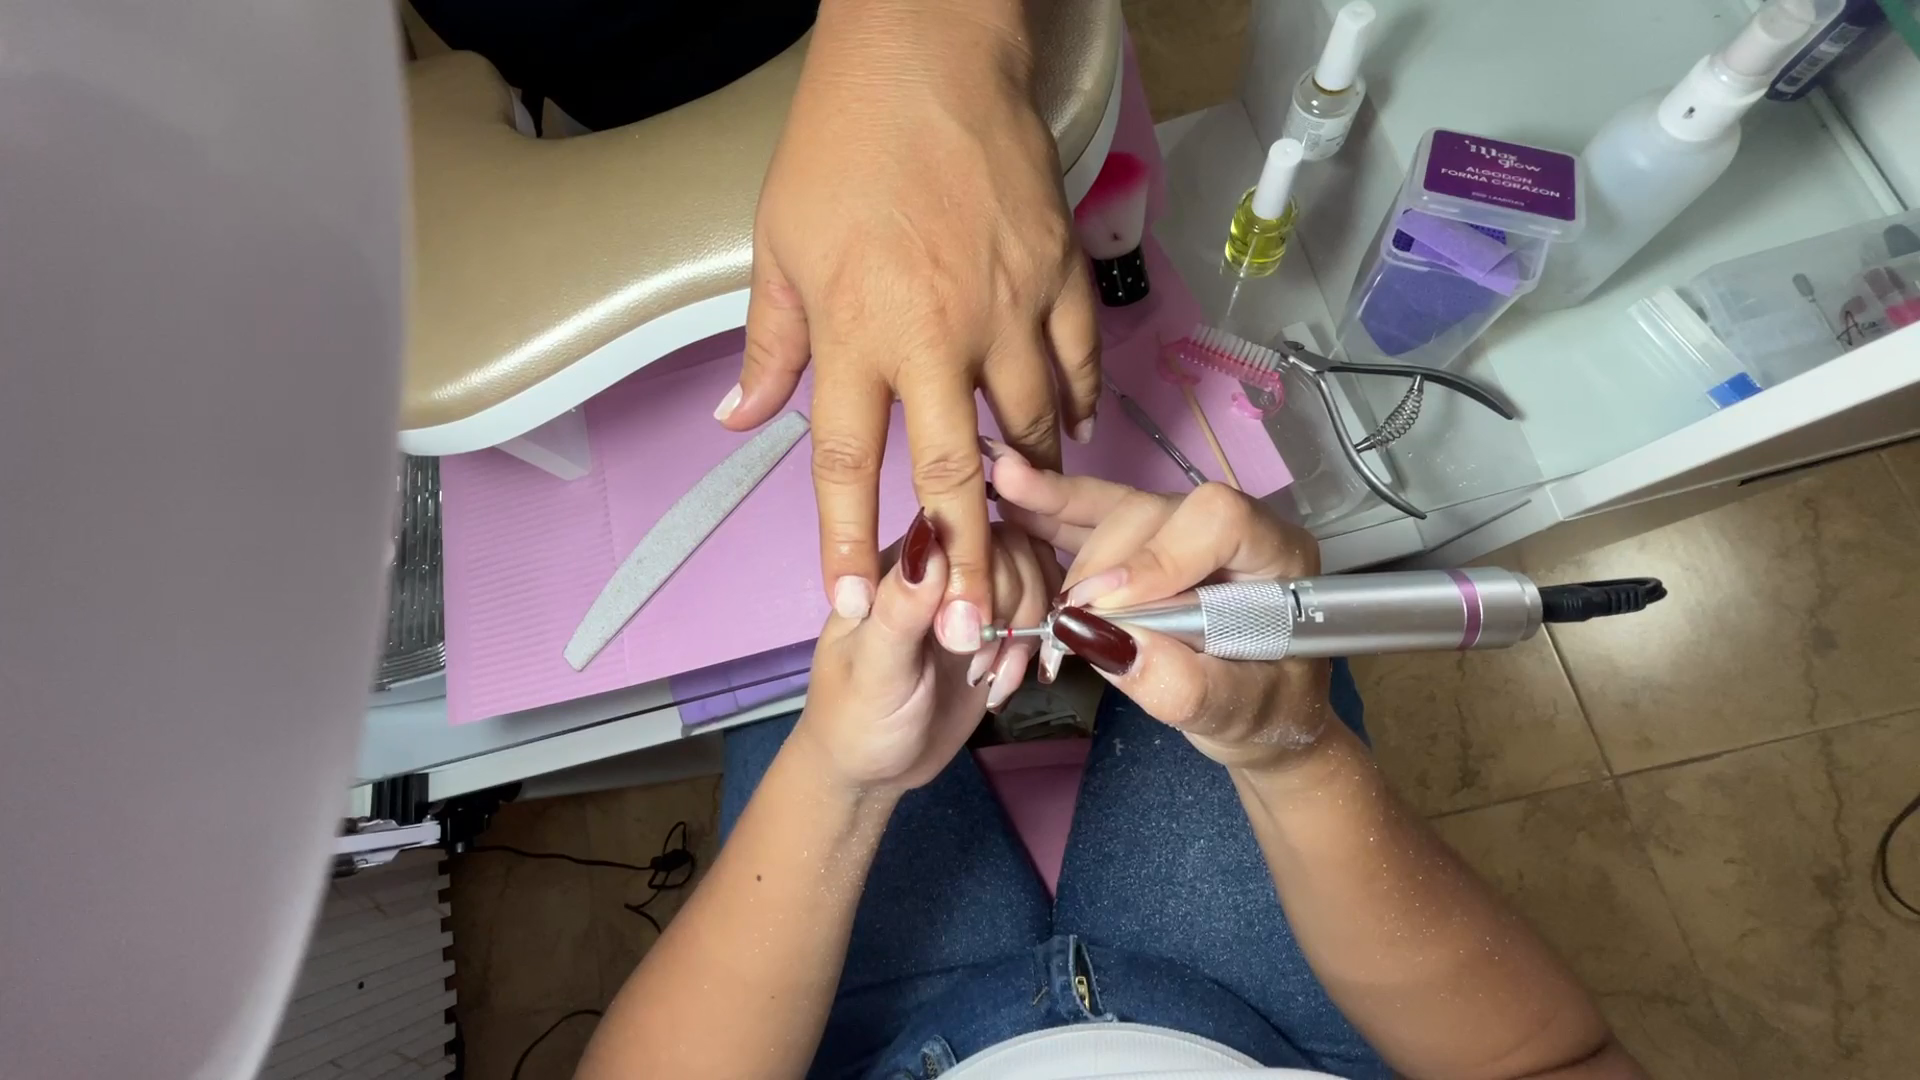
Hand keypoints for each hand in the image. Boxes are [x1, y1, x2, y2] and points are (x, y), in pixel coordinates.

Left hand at [716, 0, 1101, 653]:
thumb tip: (741, 419)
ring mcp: (1010, 309)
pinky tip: (1069, 429)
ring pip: (1032, 425)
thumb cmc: (841, 147)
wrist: (926, 48)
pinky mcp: (1061, 277)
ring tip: (1027, 515)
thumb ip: (769, 345)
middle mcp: (937, 337)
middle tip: (984, 626)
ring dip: (1027, 480)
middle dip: (969, 560)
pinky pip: (1080, 364)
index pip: (845, 463)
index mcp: (857, 334)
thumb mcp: (779, 245)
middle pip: (955, 473)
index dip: (844, 542)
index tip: (852, 604)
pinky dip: (1077, 406)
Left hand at [798, 511, 1063, 792]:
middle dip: (1008, 610)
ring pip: (1032, 573)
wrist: (875, 768)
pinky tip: (1003, 679)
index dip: (982, 579)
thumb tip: (929, 545)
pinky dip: (1035, 642)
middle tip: (977, 664)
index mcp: (900, 564)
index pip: (962, 533)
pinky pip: (1039, 605)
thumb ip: (899, 611)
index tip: (964, 640)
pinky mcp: (996, 625)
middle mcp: (939, 568)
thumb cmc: (857, 719)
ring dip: (1025, 627)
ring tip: (991, 674)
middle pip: (1009, 550)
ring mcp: (971, 596)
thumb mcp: (873, 672)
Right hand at [989, 446, 1333, 771]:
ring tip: (1031, 572)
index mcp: (1275, 555)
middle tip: (1068, 619)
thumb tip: (1098, 638)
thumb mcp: (1233, 713)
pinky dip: (1051, 508)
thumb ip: (1178, 682)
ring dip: (1064, 537)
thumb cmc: (1260, 712)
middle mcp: (1230, 524)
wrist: (1256, 709)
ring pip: (1116, 506)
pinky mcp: (1143, 537)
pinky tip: (1012, 494)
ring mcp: (1181, 525)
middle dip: (1102, 564)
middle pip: (1155, 511)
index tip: (1109, 607)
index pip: (1217, 520)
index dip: (1158, 555)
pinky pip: (1095, 512)